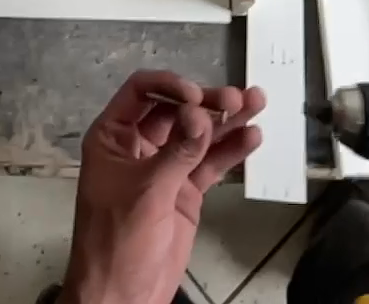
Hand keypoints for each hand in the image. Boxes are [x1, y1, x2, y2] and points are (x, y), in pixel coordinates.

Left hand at [61, 71, 265, 303]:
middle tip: (237, 98)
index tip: (197, 96)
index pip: (140, 92)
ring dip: (226, 120)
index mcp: (113, 136)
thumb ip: (177, 152)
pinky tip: (251, 138)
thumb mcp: (145, 192)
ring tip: (256, 103)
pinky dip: (230, 151)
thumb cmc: (116, 241)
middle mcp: (139, 145)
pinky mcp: (185, 191)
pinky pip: (209, 163)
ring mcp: (165, 167)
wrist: (122, 300)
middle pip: (176, 110)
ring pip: (197, 134)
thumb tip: (202, 115)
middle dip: (206, 102)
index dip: (169, 86)